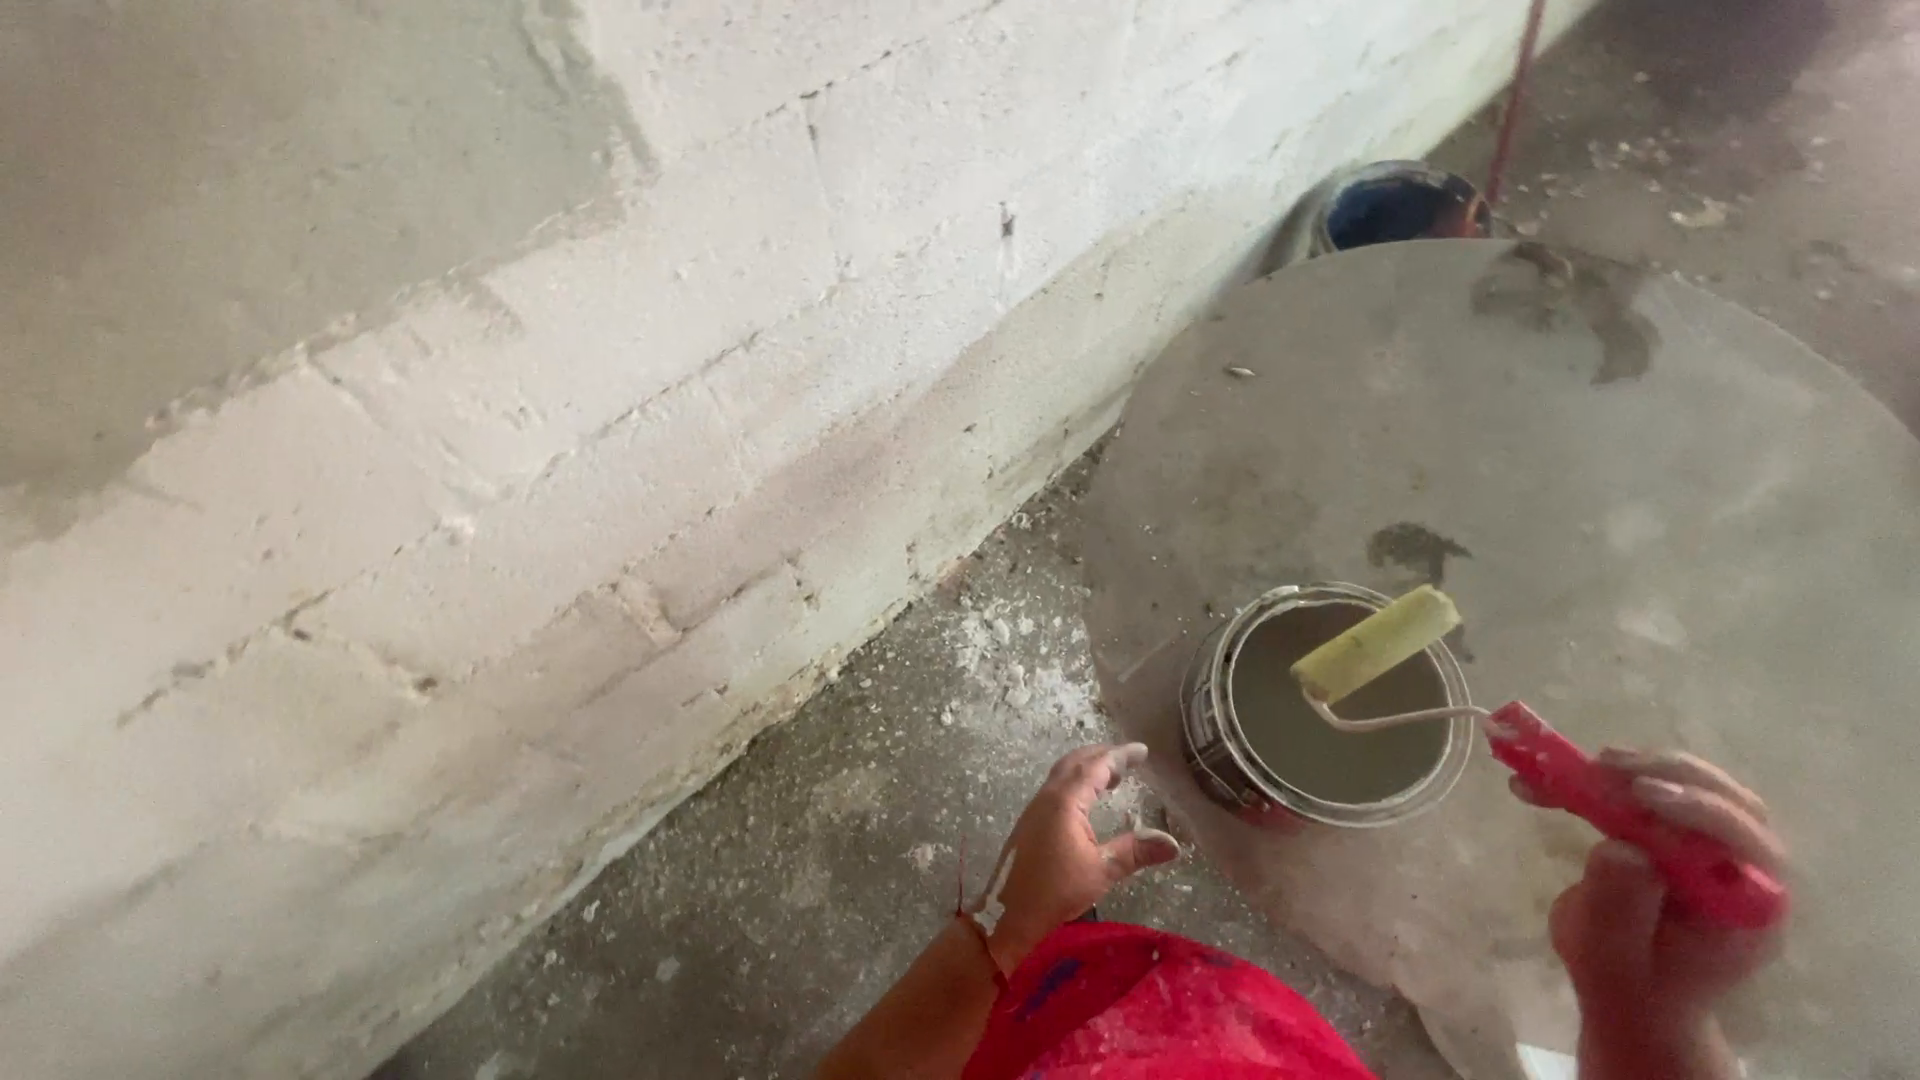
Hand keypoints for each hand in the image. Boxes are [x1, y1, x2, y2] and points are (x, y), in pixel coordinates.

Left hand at [969, 743, 1181, 971]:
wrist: (1008, 913)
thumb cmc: (1055, 891)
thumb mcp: (1101, 871)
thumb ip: (1135, 852)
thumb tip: (1173, 844)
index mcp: (1064, 801)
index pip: (1096, 767)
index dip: (1120, 756)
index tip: (1142, 750)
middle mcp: (1047, 796)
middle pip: (1076, 762)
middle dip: (1102, 755)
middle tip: (1129, 759)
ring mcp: (1035, 807)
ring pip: (1063, 773)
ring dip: (1087, 768)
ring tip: (1113, 776)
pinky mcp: (1031, 820)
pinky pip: (1056, 786)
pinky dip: (1076, 781)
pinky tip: (1087, 799)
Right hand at [1514, 749, 1787, 1031]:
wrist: (1632, 993)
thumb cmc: (1624, 979)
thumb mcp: (1610, 951)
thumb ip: (1619, 903)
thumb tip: (1621, 846)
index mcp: (1746, 909)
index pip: (1746, 845)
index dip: (1698, 810)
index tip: (1638, 791)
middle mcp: (1745, 873)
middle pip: (1731, 803)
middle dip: (1668, 774)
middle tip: (1602, 764)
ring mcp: (1715, 852)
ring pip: (1699, 788)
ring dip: (1642, 767)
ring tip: (1585, 765)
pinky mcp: (1680, 837)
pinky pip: (1660, 793)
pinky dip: (1616, 777)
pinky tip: (1571, 777)